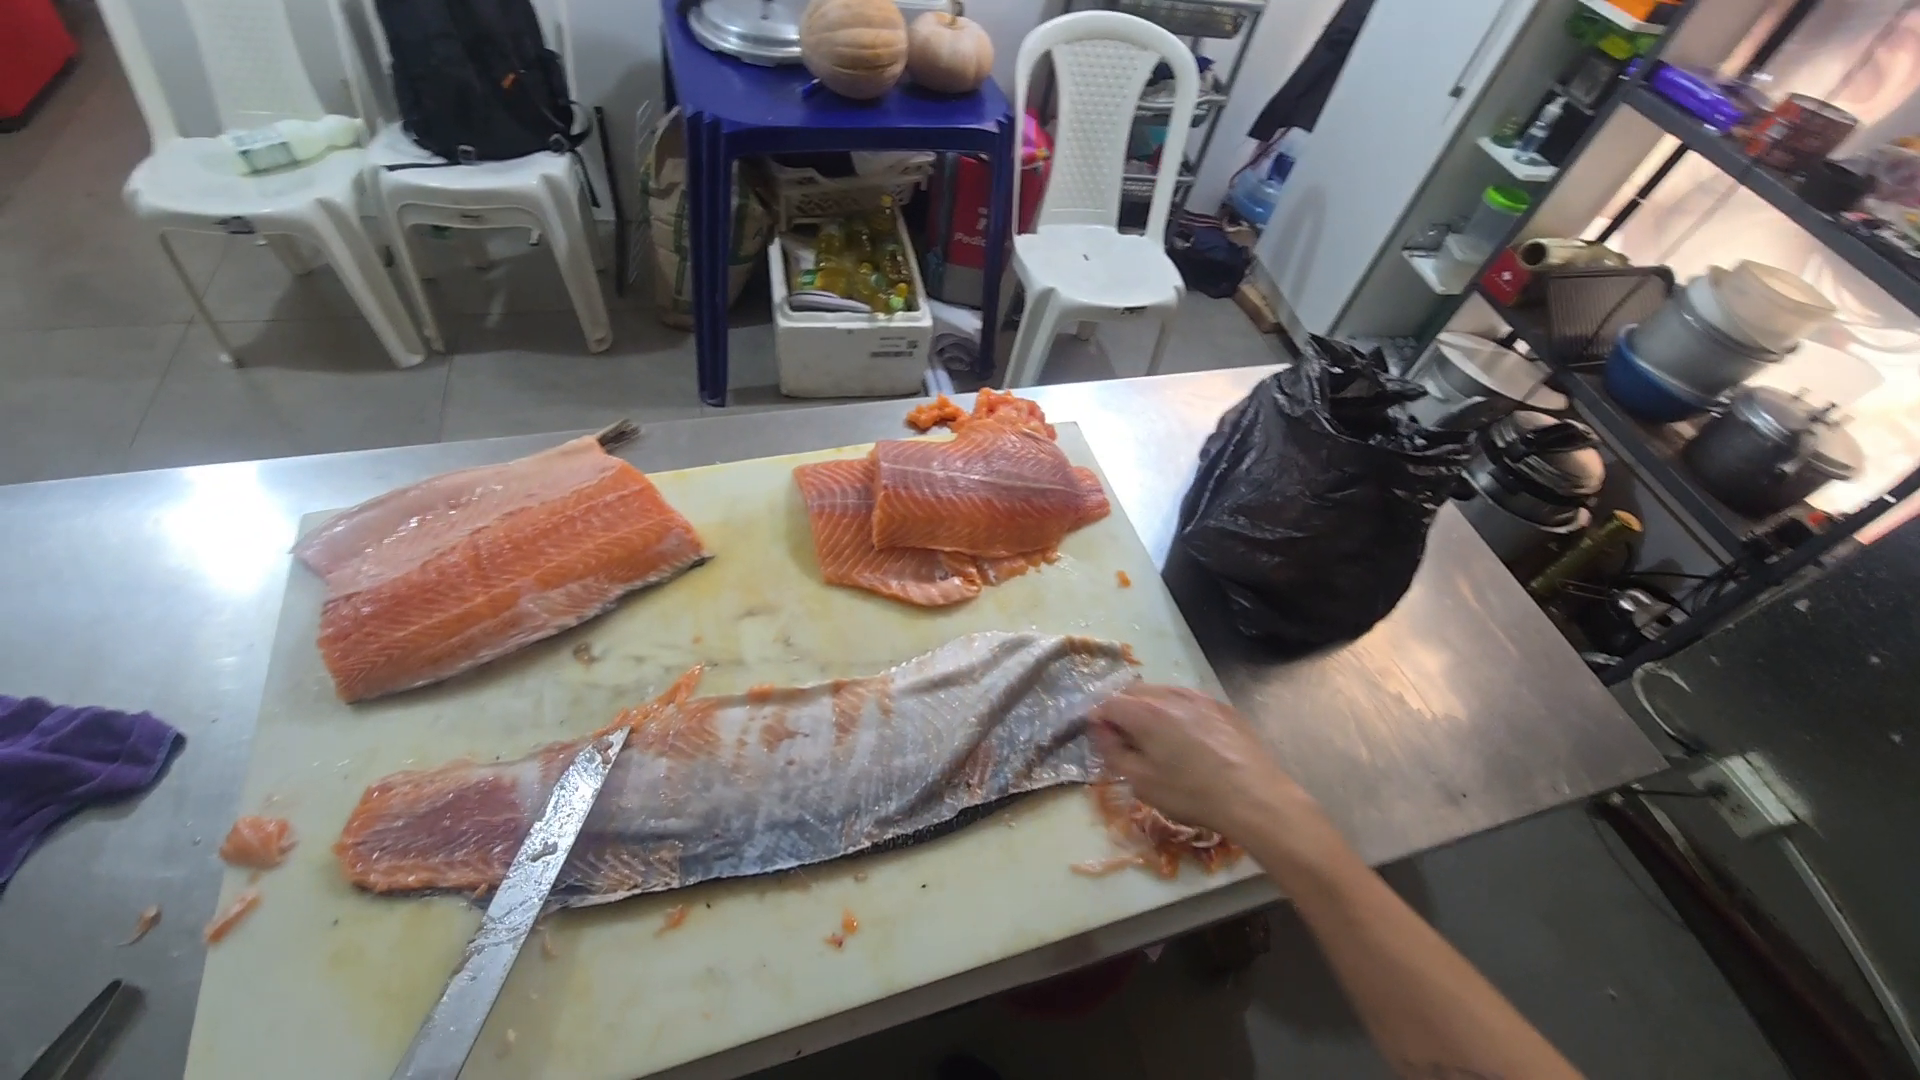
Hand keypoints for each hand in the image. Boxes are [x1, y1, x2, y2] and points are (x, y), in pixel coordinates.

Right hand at [1088, 684, 1314, 838]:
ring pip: (1161, 694)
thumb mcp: (1141, 781)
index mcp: (1144, 711)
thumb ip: (1113, 751)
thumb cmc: (1191, 793)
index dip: (1098, 721)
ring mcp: (1199, 696)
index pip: (1107, 704)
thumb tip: (1101, 731)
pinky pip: (1187, 701)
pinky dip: (1177, 714)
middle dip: (1122, 712)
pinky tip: (1189, 741)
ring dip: (1150, 710)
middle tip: (1127, 742)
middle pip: (1133, 693)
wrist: (1255, 797)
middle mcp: (1169, 694)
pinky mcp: (1222, 705)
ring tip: (1158, 741)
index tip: (1101, 741)